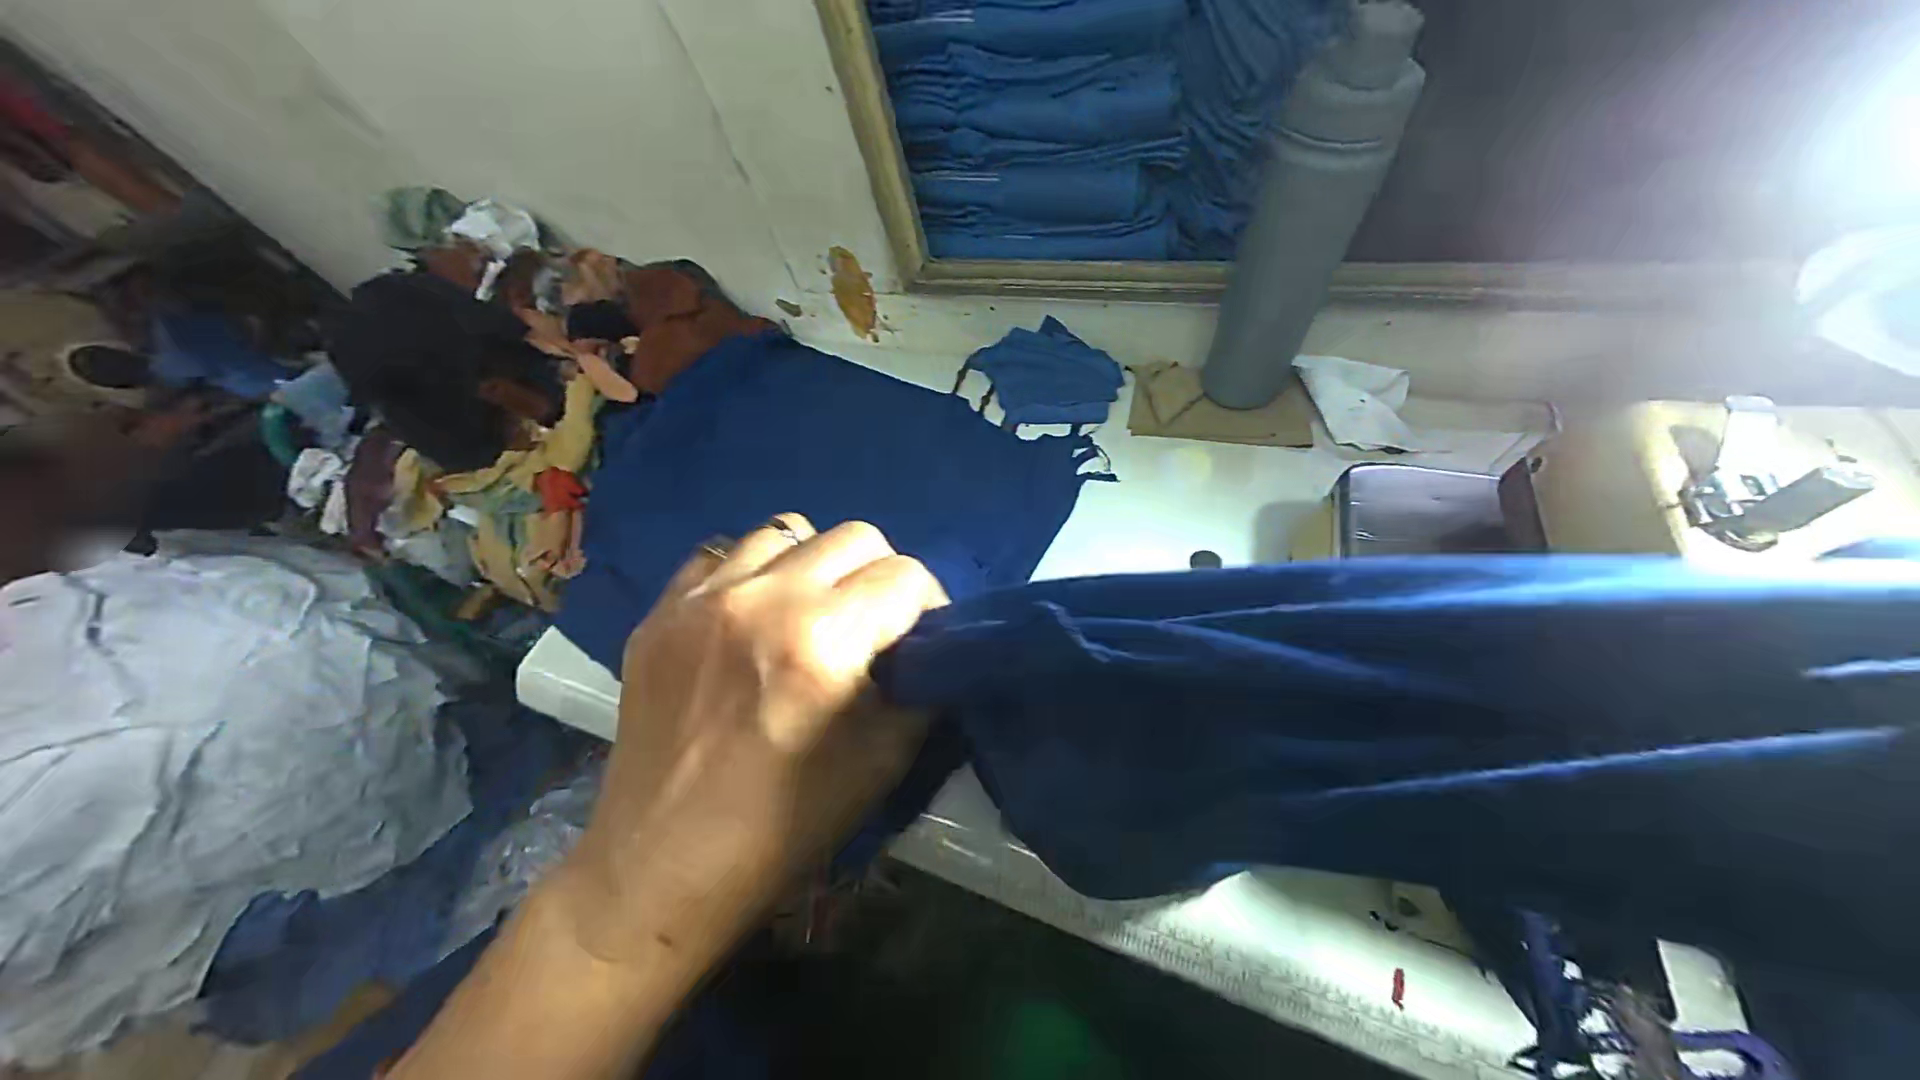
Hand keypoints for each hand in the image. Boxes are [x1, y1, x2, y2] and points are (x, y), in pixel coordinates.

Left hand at [555, 515, 945, 968]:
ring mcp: (702, 597)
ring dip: (817, 565)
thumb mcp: (884, 761)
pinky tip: (751, 618)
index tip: (923, 636)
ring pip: (788, 531)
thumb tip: (928, 644)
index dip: (929, 603)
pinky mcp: (660, 610)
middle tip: (874, 622)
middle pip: (856, 536)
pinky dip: (753, 574)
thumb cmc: (785, 826)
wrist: (659, 866)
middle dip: (882, 575)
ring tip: (810, 612)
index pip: (906, 576)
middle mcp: (763, 598)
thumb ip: (920, 685)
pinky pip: (723, 554)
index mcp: (823, 641)